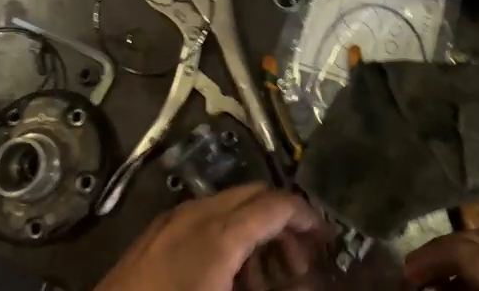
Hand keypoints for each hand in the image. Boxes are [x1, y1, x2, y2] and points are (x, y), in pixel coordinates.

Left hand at [95, 185, 326, 290]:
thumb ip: (273, 289)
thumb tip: (307, 284)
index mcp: (220, 234)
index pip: (277, 204)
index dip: (308, 218)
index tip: (326, 241)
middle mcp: (197, 215)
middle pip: (253, 197)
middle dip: (282, 225)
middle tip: (300, 265)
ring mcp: (170, 223)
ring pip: (227, 208)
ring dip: (254, 233)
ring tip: (267, 279)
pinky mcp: (152, 239)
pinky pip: (201, 222)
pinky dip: (227, 238)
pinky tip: (228, 277)